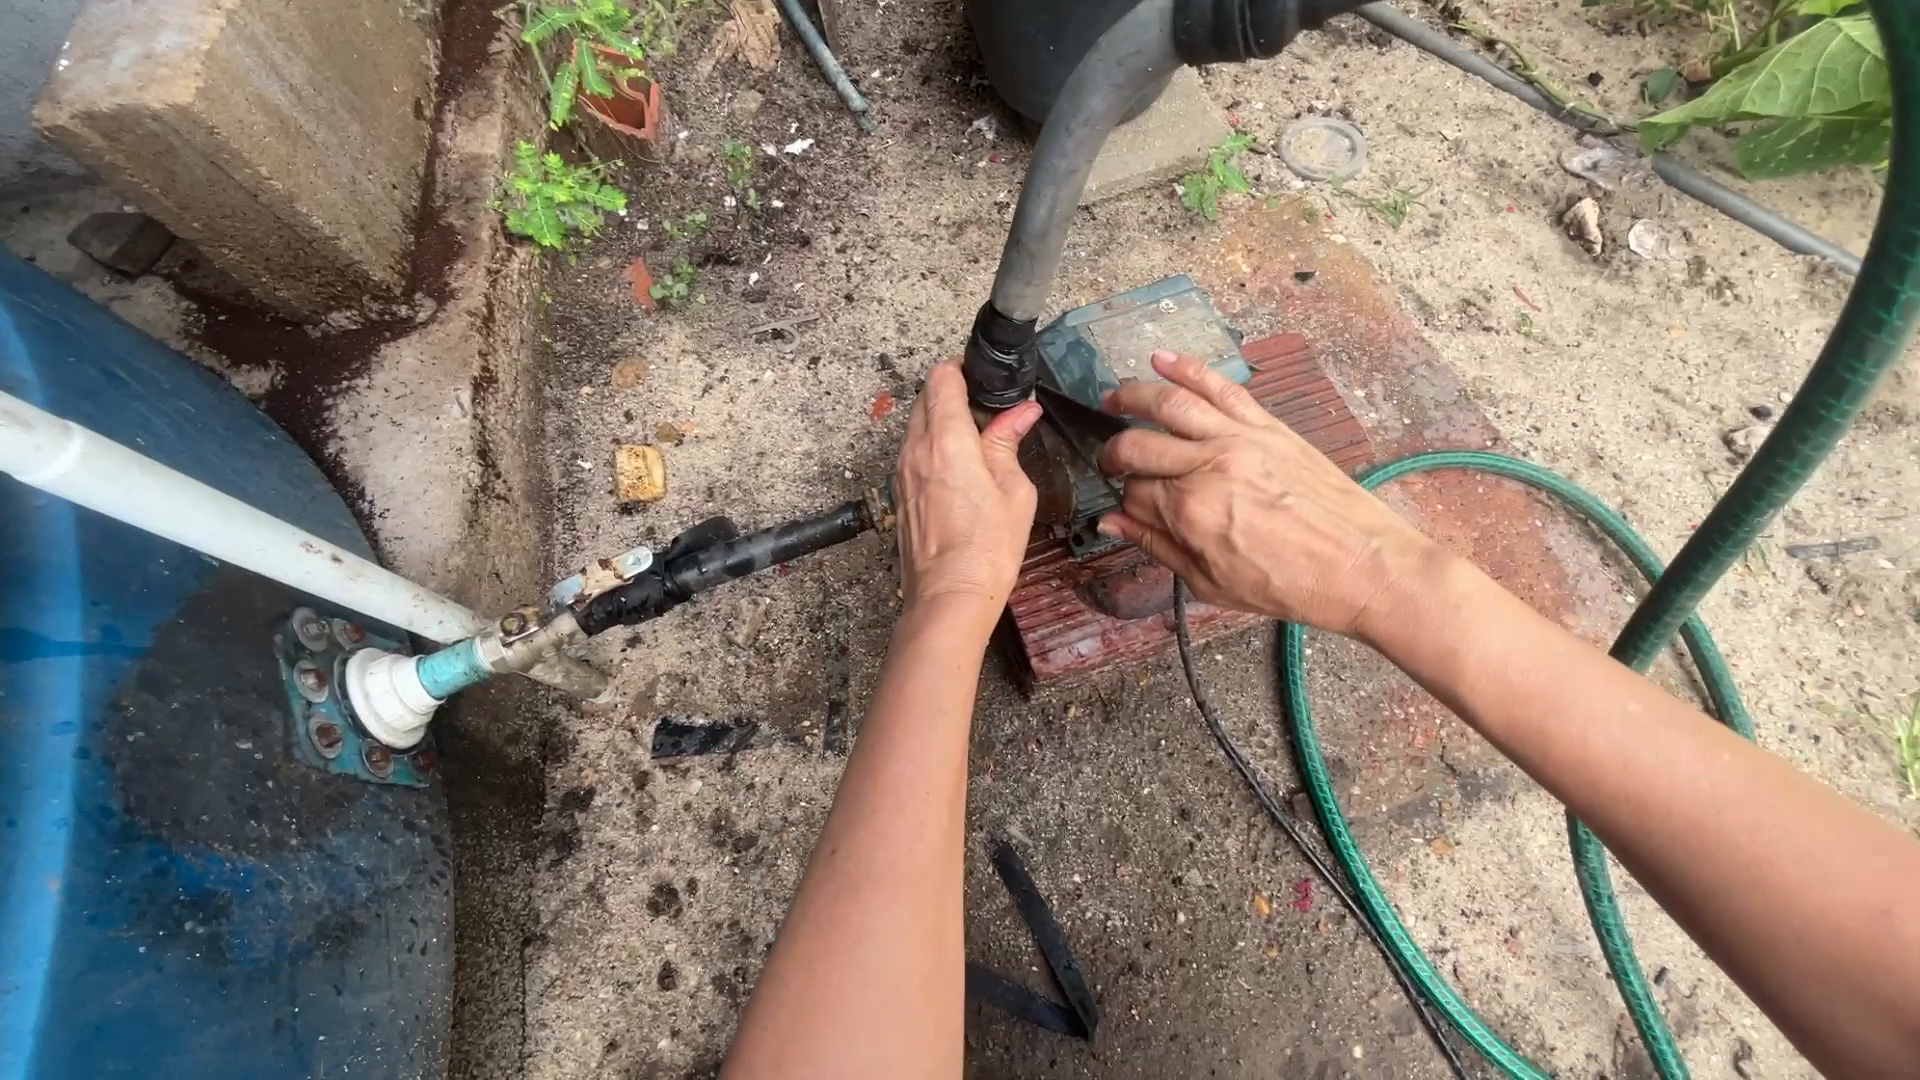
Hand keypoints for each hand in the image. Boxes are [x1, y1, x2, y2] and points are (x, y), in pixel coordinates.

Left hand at [894, 361, 1042, 627]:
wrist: (949, 596)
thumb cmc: (987, 549)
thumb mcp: (1014, 490)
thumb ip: (1008, 443)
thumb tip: (1020, 414)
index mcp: (947, 441)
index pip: (942, 379)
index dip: (962, 369)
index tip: (982, 376)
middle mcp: (915, 450)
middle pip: (925, 399)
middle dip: (952, 393)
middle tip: (986, 407)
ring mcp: (901, 474)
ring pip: (916, 427)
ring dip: (940, 421)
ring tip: (975, 440)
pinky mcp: (899, 495)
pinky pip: (912, 454)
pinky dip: (931, 448)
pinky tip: (958, 469)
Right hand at [1097, 351, 1439, 637]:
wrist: (1363, 566)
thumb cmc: (1287, 585)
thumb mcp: (1209, 582)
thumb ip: (1156, 545)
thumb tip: (1112, 522)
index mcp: (1190, 512)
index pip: (1133, 495)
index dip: (1124, 504)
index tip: (1129, 511)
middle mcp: (1208, 465)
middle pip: (1138, 446)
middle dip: (1114, 454)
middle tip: (1109, 463)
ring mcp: (1239, 439)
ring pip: (1170, 403)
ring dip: (1132, 395)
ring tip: (1112, 397)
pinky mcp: (1267, 426)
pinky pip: (1221, 387)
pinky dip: (1188, 368)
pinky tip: (1160, 359)